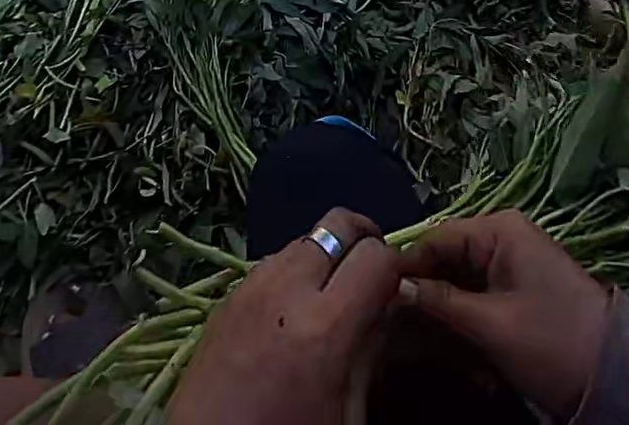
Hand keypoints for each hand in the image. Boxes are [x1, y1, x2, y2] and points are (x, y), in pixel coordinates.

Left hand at [169, 208, 399, 424]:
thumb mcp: (347, 416)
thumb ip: (370, 352)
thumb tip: (387, 306)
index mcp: (324, 326)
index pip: (376, 256)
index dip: (396, 266)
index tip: (400, 286)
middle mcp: (287, 289)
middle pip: (339, 222)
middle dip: (364, 238)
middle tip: (372, 270)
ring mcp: (253, 285)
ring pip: (306, 237)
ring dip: (327, 253)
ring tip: (331, 292)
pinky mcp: (228, 294)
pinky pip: (274, 261)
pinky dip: (295, 270)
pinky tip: (293, 309)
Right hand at [396, 211, 609, 419]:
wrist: (621, 380)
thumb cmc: (552, 341)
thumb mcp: (491, 324)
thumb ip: (440, 301)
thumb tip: (395, 286)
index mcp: (499, 229)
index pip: (438, 237)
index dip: (408, 264)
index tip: (380, 293)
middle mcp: (504, 236)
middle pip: (448, 258)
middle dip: (427, 292)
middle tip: (400, 324)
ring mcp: (513, 261)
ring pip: (461, 280)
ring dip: (447, 312)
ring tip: (429, 342)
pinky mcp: (519, 287)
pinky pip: (479, 294)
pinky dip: (467, 319)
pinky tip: (462, 351)